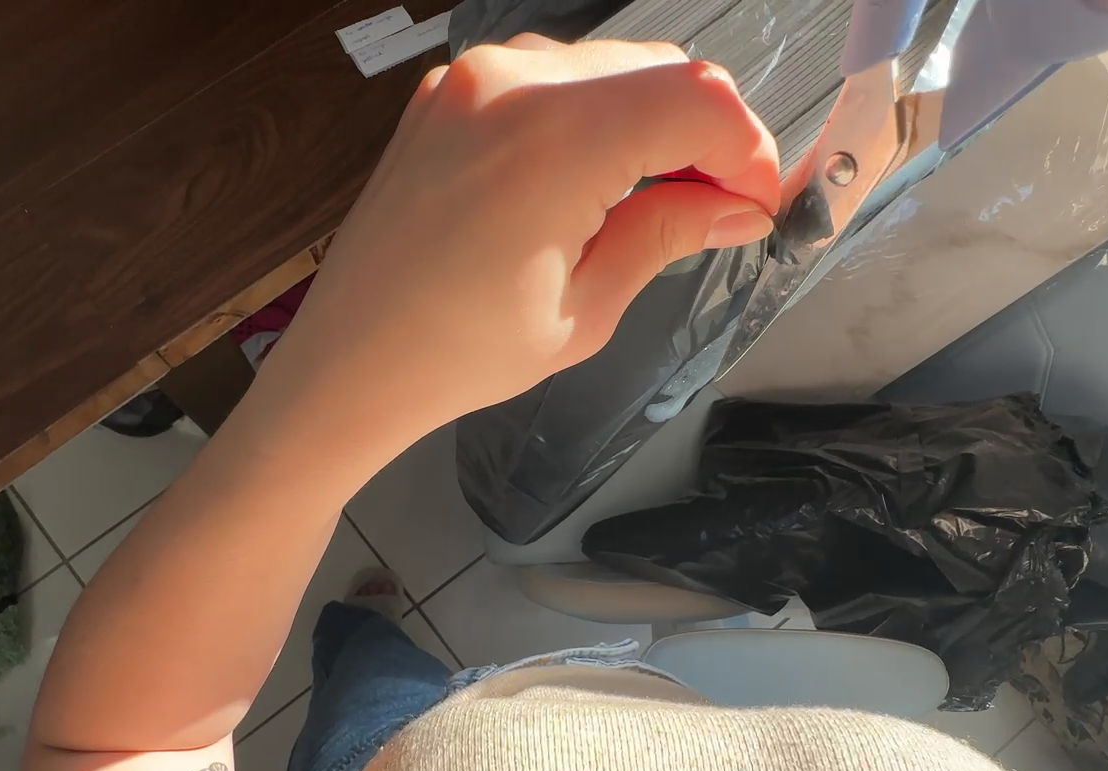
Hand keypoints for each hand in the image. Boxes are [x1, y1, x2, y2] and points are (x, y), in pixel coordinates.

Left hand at [255, 37, 780, 445]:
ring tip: (649, 204)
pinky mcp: (448, 97)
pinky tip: (589, 185)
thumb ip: (666, 236)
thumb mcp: (583, 311)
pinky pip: (549, 85)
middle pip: (659, 69)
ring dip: (648, 126)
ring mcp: (471, 81)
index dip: (748, 150)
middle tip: (713, 207)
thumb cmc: (457, 357)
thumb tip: (738, 207)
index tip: (756, 202)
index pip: (699, 100)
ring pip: (606, 71)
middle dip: (704, 136)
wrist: (351, 363)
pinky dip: (590, 123)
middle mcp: (511, 83)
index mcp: (553, 141)